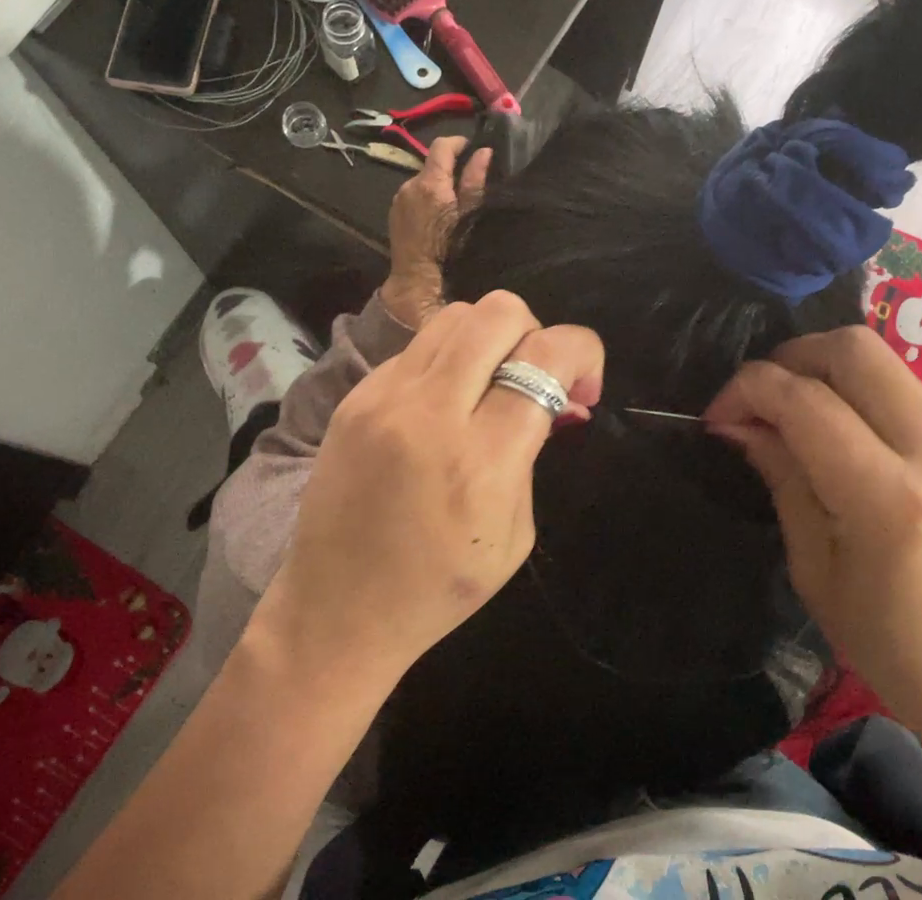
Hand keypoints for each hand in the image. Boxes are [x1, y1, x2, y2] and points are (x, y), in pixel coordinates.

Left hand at [258, 290, 601, 680]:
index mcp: (482, 459)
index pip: (547, 355)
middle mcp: (431, 412)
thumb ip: (532, 454)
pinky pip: (416, 349)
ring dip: (490, 339)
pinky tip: (444, 406)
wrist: (337, 610)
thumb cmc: (438, 590)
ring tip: (491, 386)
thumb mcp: (514, 536)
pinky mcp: (354, 398)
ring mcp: (384, 398)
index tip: (582, 390)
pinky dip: (446, 362)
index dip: (584, 354)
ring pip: (455, 316)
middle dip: (536, 334)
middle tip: (534, 381)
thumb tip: (553, 401)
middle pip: (500, 312)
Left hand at [378, 137, 491, 330]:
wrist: (417, 279)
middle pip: (431, 164)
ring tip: (452, 203)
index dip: (459, 142)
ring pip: (422, 180)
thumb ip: (475, 181)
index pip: (442, 146)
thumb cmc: (449, 250)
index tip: (472, 148)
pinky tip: (436, 216)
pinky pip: (413, 195)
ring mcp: (399, 198)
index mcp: (430, 183)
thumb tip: (484, 152)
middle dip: (448, 169)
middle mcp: (410, 185)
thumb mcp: (469, 214)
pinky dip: (425, 197)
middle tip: (467, 183)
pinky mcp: (394, 211)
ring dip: (436, 185)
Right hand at [705, 326, 921, 751]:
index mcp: (887, 498)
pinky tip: (842, 437)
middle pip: (852, 349)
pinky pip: (908, 392)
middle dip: (789, 358)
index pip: (804, 400)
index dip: (747, 391)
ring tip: (794, 416)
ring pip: (884, 361)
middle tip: (759, 401)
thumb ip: (784, 480)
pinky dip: (861, 395)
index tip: (717, 418)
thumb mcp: (816, 572)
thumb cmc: (895, 649)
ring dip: (825, 373)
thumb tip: (742, 425)